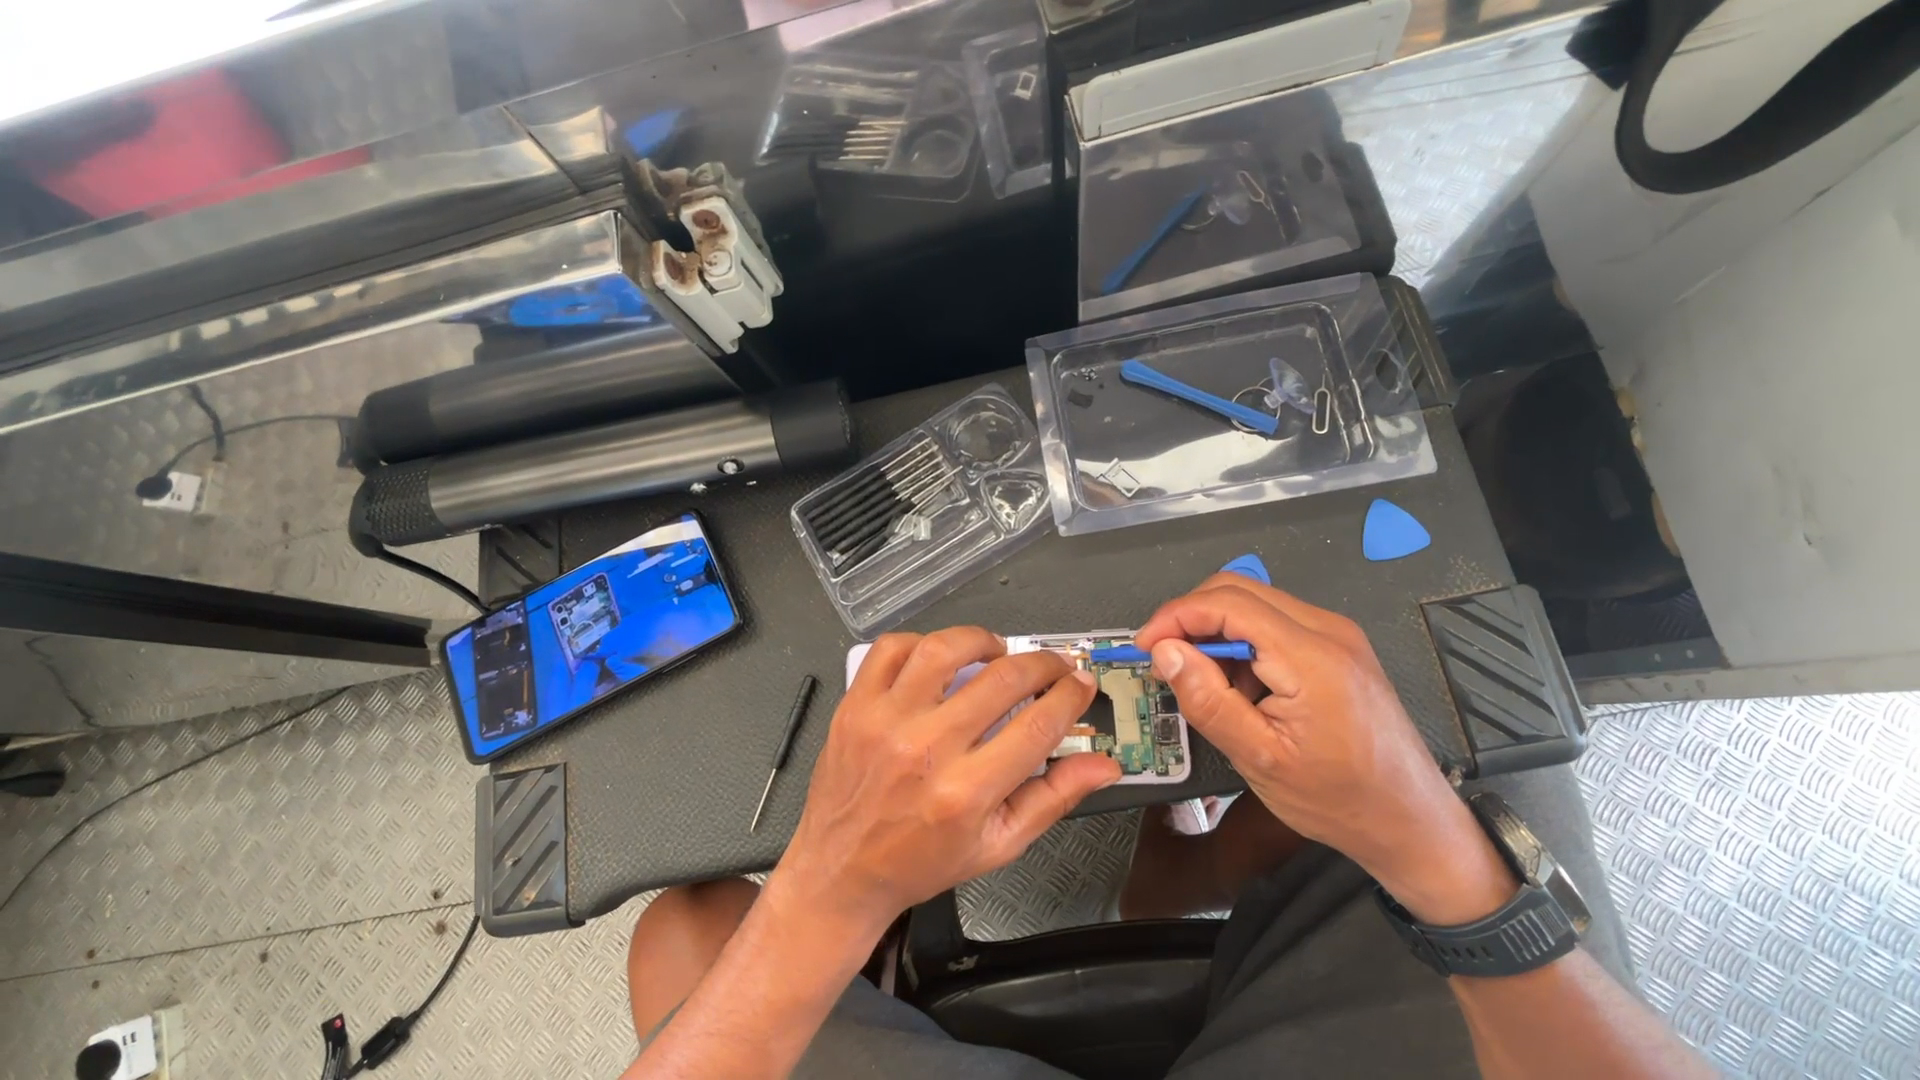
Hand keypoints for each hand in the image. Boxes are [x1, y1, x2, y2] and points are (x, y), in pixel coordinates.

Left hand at [770, 627, 1122, 938]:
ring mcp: (886, 722)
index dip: (1070, 696)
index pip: (1038, 725)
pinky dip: (922, 642)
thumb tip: (1104, 766)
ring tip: (999, 651)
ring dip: (983, 640)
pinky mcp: (856, 707)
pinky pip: (892, 650)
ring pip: (944, 649)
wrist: (841, 872)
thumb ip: (1054, 799)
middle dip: (1043, 664)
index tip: (1081, 684)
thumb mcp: (998, 844)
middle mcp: (926, 749)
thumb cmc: (920, 862)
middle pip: (1002, 679)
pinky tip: (940, 658)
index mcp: (966, 792)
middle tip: (1054, 667)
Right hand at [1136, 575, 1515, 924]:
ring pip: (1256, 604)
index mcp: (1310, 655)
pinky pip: (1276, 625)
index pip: (1227, 602)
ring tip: (1203, 685)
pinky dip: (1243, 644)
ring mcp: (1337, 635)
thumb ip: (1208, 700)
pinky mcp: (1339, 648)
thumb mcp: (1259, 758)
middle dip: (1190, 618)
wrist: (1410, 821)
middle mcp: (1328, 629)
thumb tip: (1164, 651)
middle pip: (1239, 589)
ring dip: (1217, 633)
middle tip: (1163, 661)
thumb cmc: (1336, 798)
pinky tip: (1240, 689)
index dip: (1175, 616)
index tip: (1143, 648)